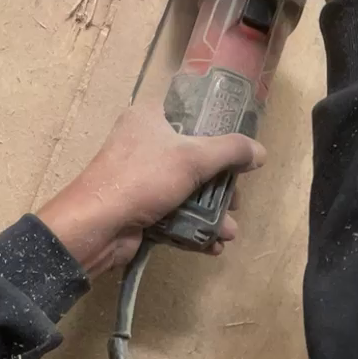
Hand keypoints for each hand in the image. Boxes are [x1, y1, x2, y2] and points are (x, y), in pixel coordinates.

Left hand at [36, 107, 265, 275]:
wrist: (96, 227)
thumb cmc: (143, 178)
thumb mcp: (193, 157)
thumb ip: (231, 151)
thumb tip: (260, 152)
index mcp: (151, 117)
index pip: (191, 113)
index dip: (219, 128)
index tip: (241, 148)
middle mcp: (145, 143)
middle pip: (195, 157)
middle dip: (221, 185)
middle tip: (236, 200)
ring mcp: (142, 178)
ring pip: (187, 190)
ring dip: (211, 213)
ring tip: (229, 232)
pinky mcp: (140, 208)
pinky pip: (175, 215)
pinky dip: (194, 229)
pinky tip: (213, 245)